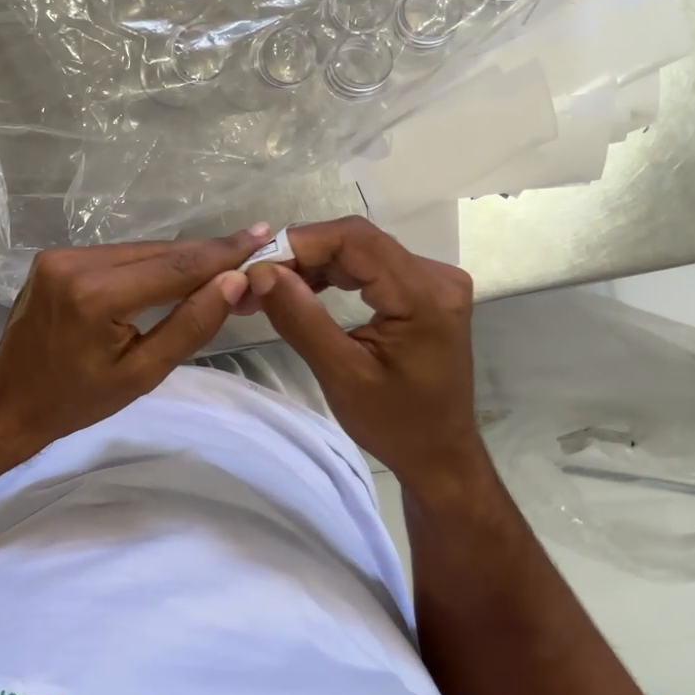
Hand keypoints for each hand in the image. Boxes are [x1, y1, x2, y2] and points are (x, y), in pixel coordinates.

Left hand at [0, 226, 271, 450]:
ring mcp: (59, 256)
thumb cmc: (76, 401)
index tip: (264, 236)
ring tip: (221, 266)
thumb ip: (189, 325)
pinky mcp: (53, 258)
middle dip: (205, 254)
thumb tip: (233, 281)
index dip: (222, 253)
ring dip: (177, 259)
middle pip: (157, 252)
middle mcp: (75, 263)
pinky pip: (114, 256)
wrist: (10, 401)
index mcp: (96, 295)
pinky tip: (173, 272)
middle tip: (252, 251)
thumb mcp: (142, 374)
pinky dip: (145, 264)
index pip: (175, 267)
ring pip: (137, 251)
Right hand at [245, 217, 484, 492]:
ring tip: (269, 288)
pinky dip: (331, 276)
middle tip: (254, 280)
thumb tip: (260, 274)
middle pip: (357, 241)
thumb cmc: (395, 423)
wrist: (439, 454)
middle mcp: (436, 276)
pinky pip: (370, 268)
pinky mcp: (423, 292)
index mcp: (424, 295)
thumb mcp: (341, 374)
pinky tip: (302, 291)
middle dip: (301, 254)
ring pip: (360, 252)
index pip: (355, 240)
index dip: (300, 243)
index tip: (255, 266)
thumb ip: (301, 319)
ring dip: (312, 264)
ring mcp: (433, 282)